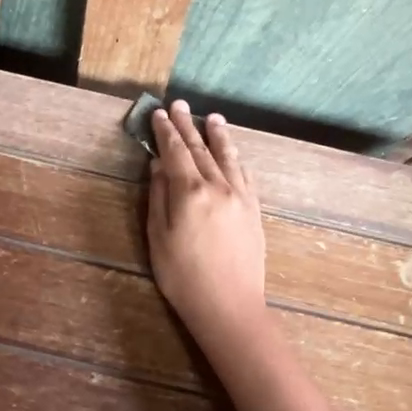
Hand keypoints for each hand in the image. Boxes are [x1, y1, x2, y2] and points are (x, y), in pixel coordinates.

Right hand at [147, 103, 267, 342]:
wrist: (229, 306)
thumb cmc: (182, 275)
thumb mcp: (158, 236)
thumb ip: (158, 196)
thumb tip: (158, 165)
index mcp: (190, 192)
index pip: (175, 152)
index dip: (165, 132)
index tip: (158, 113)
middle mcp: (218, 187)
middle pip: (201, 149)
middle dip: (187, 126)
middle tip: (179, 105)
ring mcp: (240, 198)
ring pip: (228, 157)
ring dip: (218, 136)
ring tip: (212, 118)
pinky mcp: (253, 211)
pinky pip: (245, 175)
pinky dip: (236, 159)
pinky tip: (233, 153)